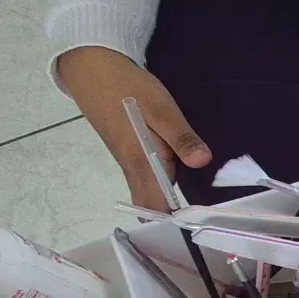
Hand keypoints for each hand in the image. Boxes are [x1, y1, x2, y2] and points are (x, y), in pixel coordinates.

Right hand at [58, 46, 210, 210]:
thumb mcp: (162, 109)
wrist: (91, 67)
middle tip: (207, 226)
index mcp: (141, 161)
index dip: (173, 221)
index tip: (198, 230)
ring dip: (171, 202)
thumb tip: (202, 161)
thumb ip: (182, 137)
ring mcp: (130, 161)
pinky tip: (183, 186)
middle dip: (174, 218)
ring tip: (203, 214)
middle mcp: (133, 167)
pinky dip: (165, 186)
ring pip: (151, 190)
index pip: (154, 205)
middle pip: (152, 204)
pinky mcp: (130, 153)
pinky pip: (149, 177)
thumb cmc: (128, 88)